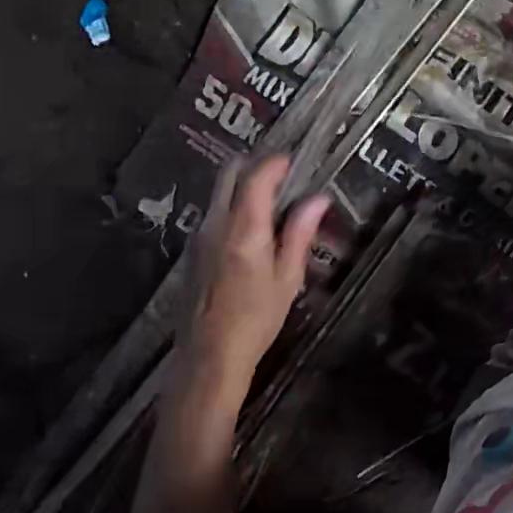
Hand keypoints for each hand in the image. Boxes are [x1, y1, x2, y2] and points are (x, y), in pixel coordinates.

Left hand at [181, 155, 330, 378]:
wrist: (211, 352)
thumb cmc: (258, 318)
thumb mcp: (288, 278)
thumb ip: (299, 234)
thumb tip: (318, 199)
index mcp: (244, 230)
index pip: (255, 178)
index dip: (275, 163)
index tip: (294, 160)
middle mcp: (215, 223)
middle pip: (229, 174)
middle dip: (256, 167)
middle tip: (285, 176)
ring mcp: (199, 234)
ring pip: (220, 192)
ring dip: (245, 186)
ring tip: (276, 202)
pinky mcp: (194, 248)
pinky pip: (215, 212)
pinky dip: (235, 206)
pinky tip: (256, 229)